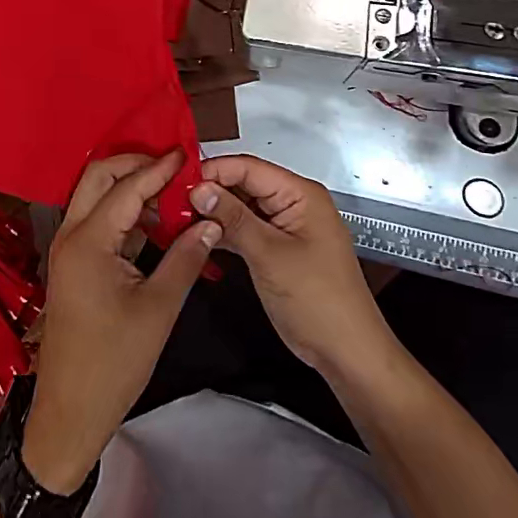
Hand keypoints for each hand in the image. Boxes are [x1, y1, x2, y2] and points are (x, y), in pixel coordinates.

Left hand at [23, 152, 220, 492]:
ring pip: (95, 197)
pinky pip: (97, 221)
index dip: (159, 168)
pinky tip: (154, 225)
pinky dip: (124, 214)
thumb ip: (185, 258)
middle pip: (99, 177)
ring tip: (171, 195)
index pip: (127, 187)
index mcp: (88, 242)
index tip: (187, 155)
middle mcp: (70, 235)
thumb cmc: (115, 362)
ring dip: (130, 188)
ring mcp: (67, 249)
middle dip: (135, 165)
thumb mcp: (160, 308)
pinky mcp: (72, 264)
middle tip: (174, 169)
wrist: (71, 410)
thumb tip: (210, 222)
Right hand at [189, 155, 392, 376]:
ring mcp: (284, 226)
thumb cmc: (318, 300)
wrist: (345, 351)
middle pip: (243, 184)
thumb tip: (200, 189)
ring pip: (241, 207)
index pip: (248, 167)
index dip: (213, 170)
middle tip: (172, 201)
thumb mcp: (269, 254)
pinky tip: (196, 236)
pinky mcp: (276, 247)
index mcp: (300, 194)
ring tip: (176, 218)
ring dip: (213, 212)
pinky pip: (245, 228)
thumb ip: (233, 218)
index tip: (179, 182)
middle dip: (210, 191)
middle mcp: (292, 202)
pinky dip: (223, 232)